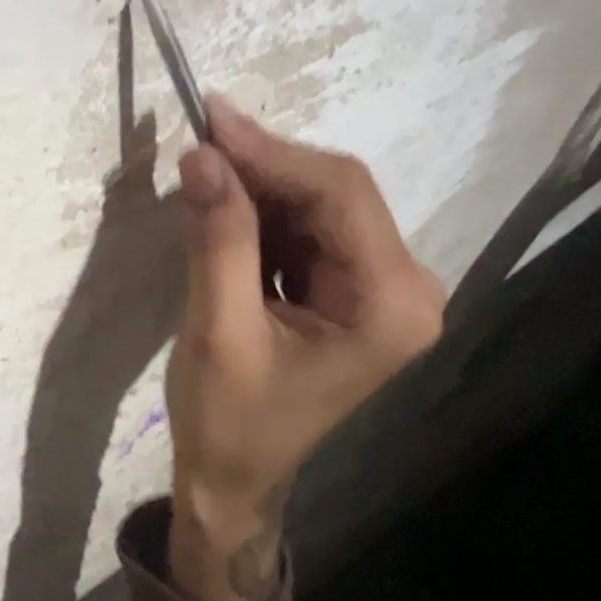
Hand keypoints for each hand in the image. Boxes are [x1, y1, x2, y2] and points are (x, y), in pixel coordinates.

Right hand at [166, 96, 445, 600]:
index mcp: (390, 305)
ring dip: (258, 188)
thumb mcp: (217, 330)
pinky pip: (306, 234)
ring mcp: (379, 290)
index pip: (339, 196)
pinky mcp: (349, 293)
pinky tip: (220, 207)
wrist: (232, 479)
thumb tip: (201, 155)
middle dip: (263, 167)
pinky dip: (261, 216)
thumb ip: (217, 240)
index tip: (207, 120)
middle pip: (335, 196)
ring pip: (318, 208)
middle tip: (196, 142)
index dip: (272, 152)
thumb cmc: (228, 421)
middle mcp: (403, 289)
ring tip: (199, 172)